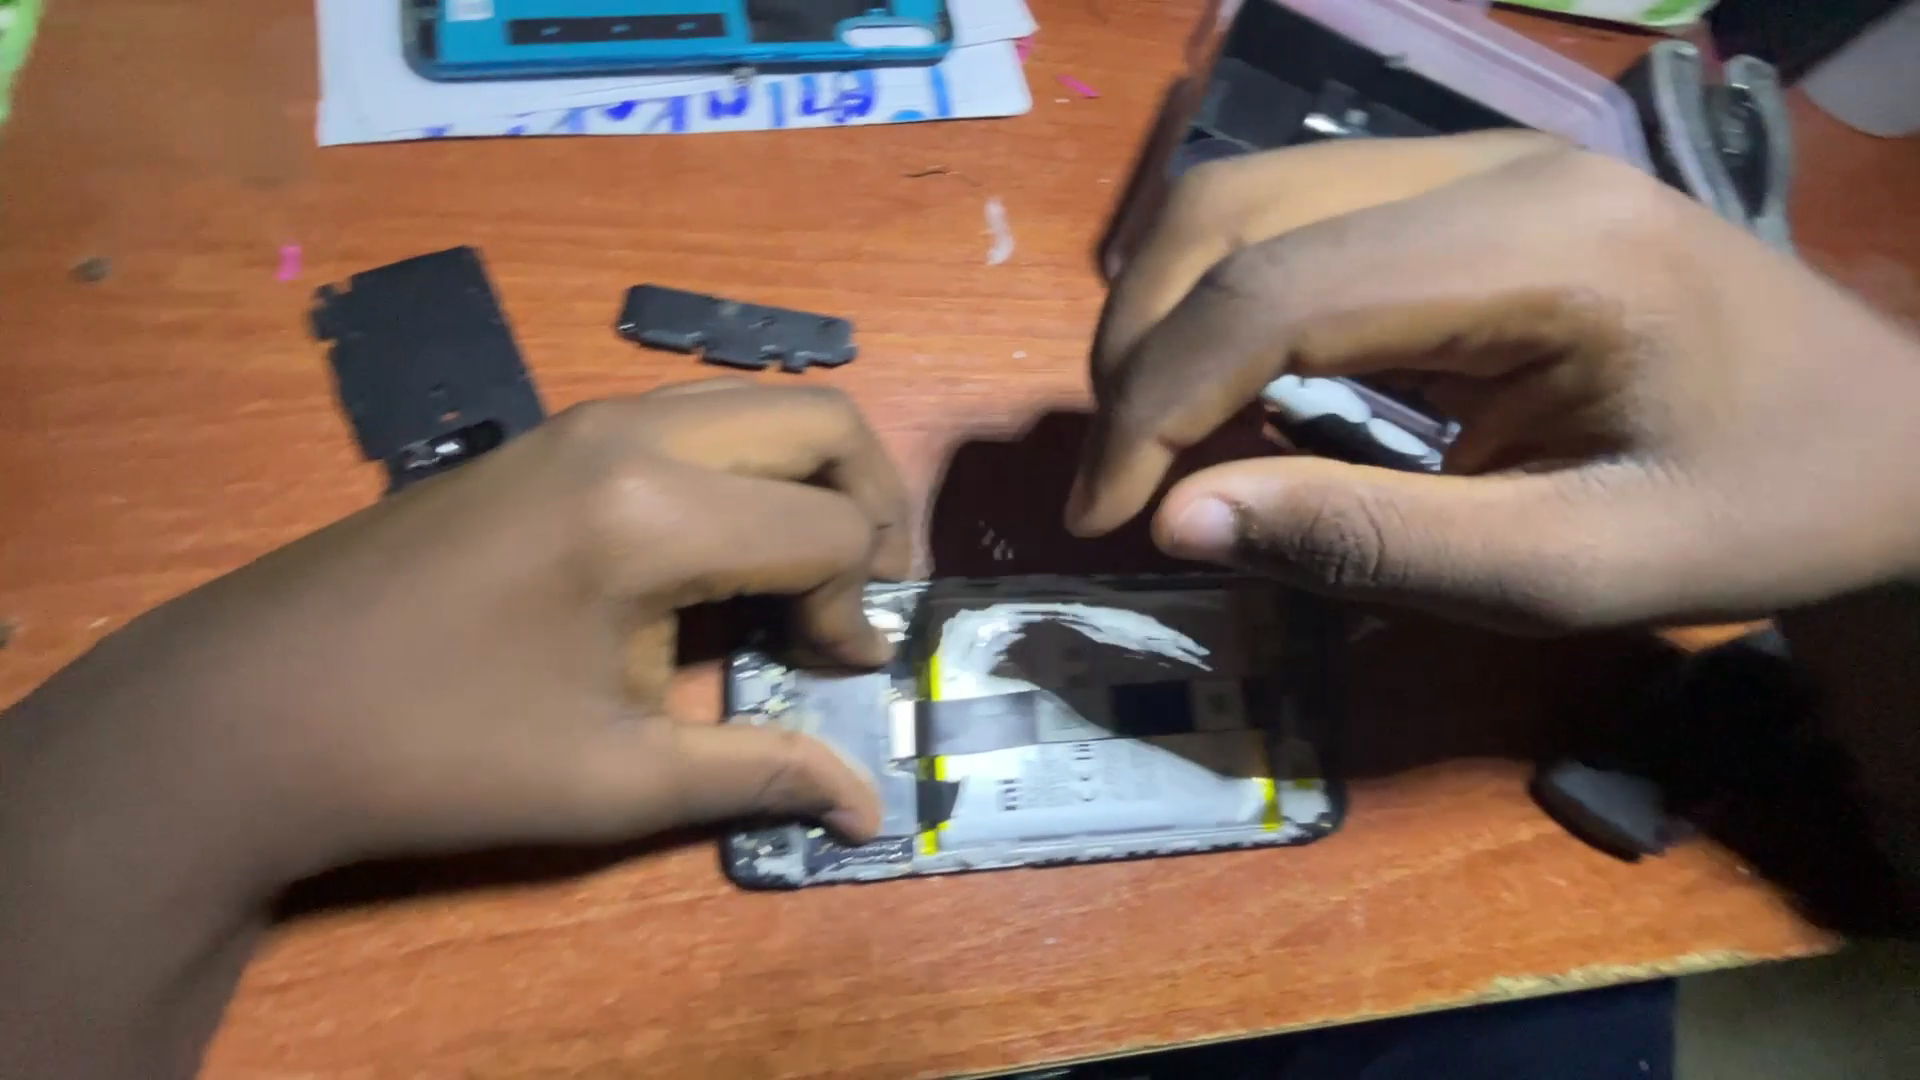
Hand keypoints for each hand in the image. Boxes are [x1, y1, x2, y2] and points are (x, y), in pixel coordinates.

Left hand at [1, 381, 908, 1078]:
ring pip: (774, 406)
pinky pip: (716, 421)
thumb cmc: (438, 755)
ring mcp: (597, 418)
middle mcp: (637, 434)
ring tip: (821, 562)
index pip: (832, 529)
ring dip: (825, 479)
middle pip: (829, 423)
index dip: (862, 603)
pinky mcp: (569, 430)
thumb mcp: (616, 782)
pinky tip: (738, 544)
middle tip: (870, 586)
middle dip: (879, 505)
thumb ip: (763, 773)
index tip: (845, 662)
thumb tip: (871, 809)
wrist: (238, 712)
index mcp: (653, 514)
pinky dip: (766, 470)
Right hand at [1069, 133, 1919, 629]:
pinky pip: (1257, 226)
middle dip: (1132, 361)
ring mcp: (1446, 162)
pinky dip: (1192, 310)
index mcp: (1533, 249)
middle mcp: (1474, 165)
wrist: (1875, 434)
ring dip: (1148, 326)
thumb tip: (1174, 524)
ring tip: (1146, 438)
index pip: (1268, 299)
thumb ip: (1363, 541)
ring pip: (1219, 205)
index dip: (1152, 411)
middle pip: (1218, 220)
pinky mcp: (1423, 192)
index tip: (1100, 517)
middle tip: (1116, 480)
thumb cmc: (1740, 511)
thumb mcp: (1563, 572)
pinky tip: (1207, 389)